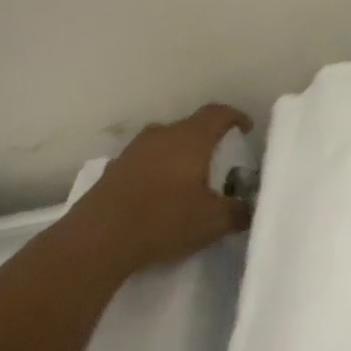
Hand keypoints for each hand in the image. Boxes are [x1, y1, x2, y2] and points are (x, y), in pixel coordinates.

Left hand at [57, 103, 254, 271]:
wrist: (102, 236)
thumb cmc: (166, 220)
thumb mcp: (214, 221)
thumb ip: (238, 212)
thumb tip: (248, 208)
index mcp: (190, 139)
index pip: (217, 114)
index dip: (235, 117)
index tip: (245, 128)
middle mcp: (161, 135)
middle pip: (190, 128)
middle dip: (208, 141)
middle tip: (220, 164)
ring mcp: (134, 150)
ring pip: (165, 144)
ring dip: (180, 156)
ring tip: (190, 180)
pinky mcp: (115, 168)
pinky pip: (146, 161)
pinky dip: (159, 171)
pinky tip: (161, 195)